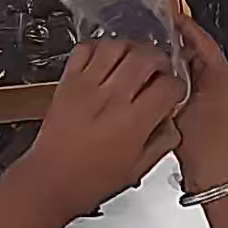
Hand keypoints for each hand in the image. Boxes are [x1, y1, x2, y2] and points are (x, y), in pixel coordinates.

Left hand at [10, 40, 184, 221]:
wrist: (49, 181)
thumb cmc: (92, 180)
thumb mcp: (138, 168)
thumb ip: (162, 141)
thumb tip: (172, 120)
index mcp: (132, 123)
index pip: (167, 86)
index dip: (177, 86)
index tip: (174, 92)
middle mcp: (111, 98)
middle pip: (145, 57)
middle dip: (160, 60)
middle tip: (160, 71)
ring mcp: (87, 85)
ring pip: (117, 46)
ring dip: (132, 49)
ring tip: (135, 62)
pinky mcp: (68, 80)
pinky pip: (86, 49)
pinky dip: (101, 48)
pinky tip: (108, 61)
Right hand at [175, 19, 227, 193]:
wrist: (216, 178)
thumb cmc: (207, 149)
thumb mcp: (181, 106)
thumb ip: (173, 81)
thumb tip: (164, 64)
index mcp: (221, 77)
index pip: (204, 41)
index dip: (187, 26)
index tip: (173, 16)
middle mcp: (224, 84)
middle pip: (201, 52)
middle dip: (180, 43)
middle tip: (160, 33)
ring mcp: (219, 97)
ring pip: (197, 69)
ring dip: (180, 61)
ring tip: (159, 55)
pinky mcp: (211, 110)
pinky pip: (195, 84)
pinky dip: (181, 78)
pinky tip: (165, 83)